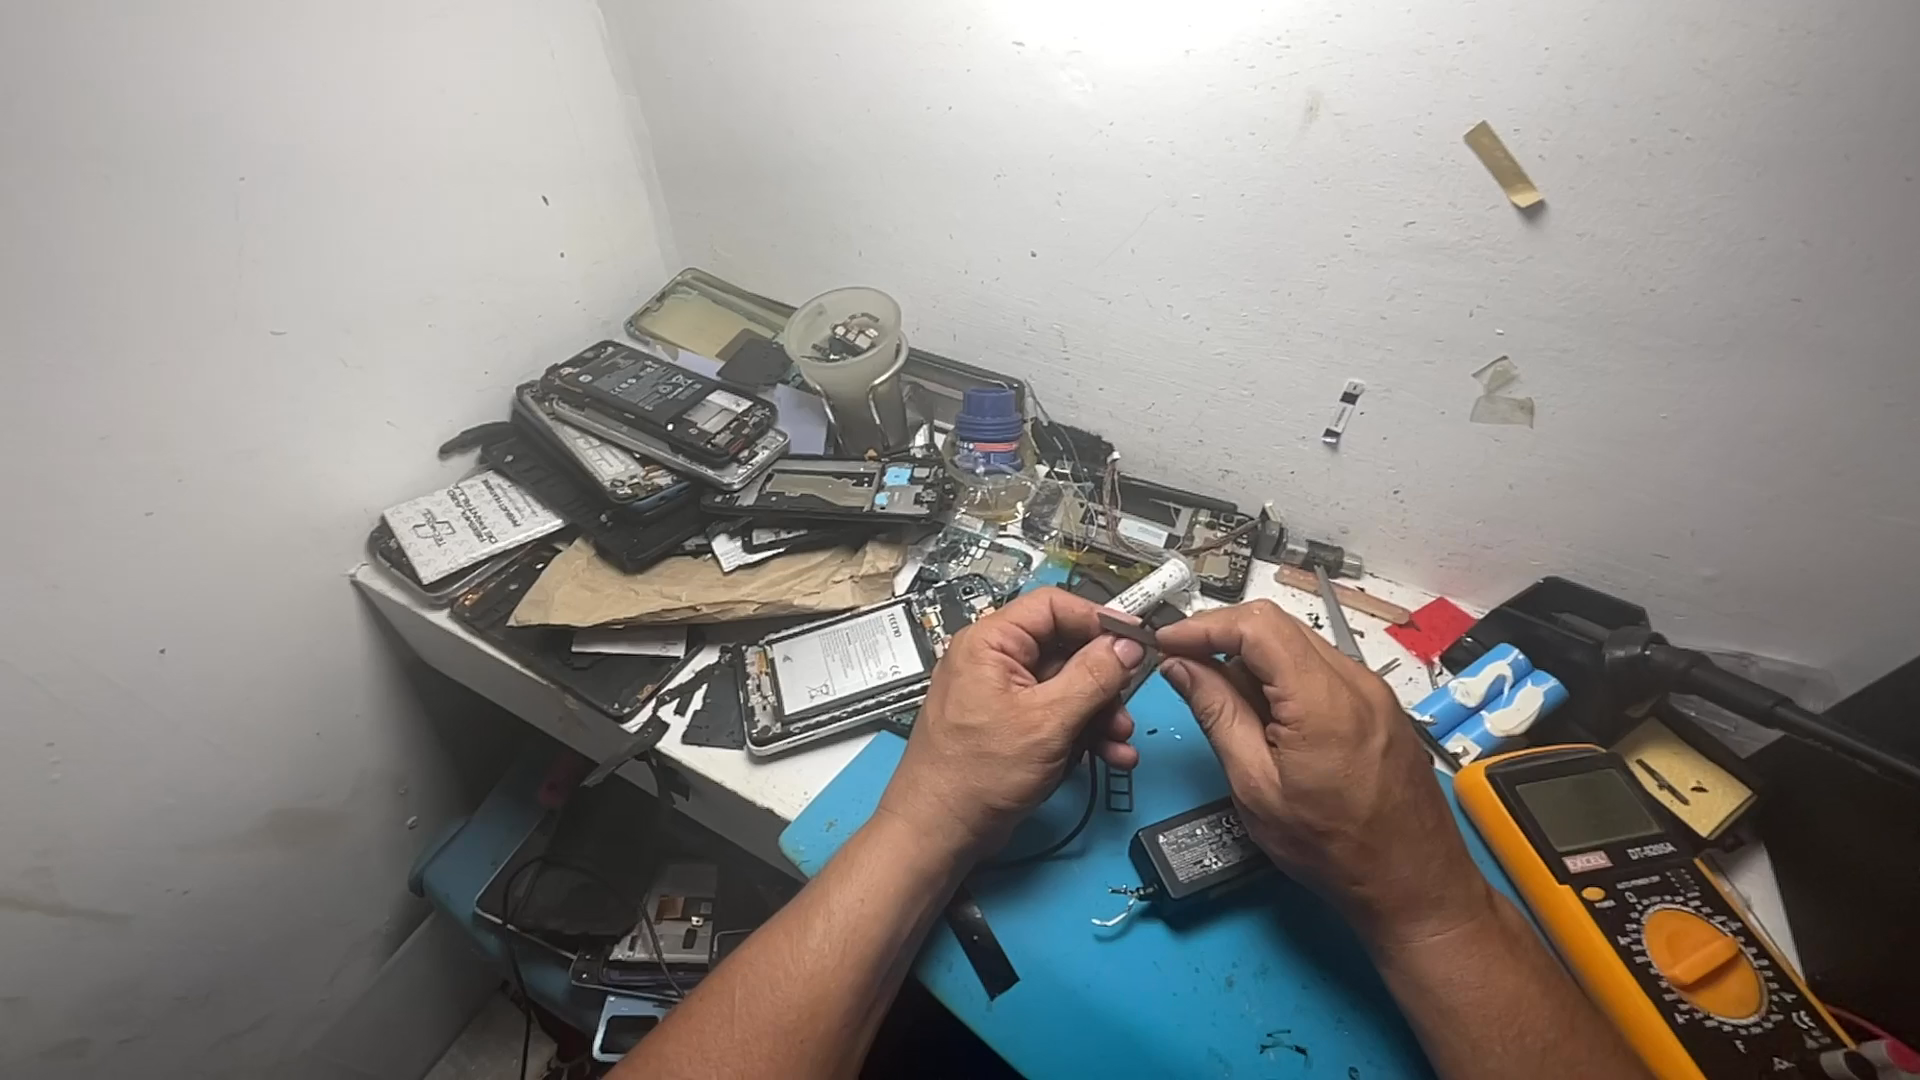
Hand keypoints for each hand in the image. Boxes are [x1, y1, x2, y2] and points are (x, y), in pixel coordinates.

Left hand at [875, 587, 1145, 864]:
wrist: (941, 832)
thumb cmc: (974, 775)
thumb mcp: (1046, 722)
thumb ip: (1092, 677)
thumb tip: (1126, 643)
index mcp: (990, 642)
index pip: (1052, 605)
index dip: (1097, 618)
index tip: (1135, 637)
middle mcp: (995, 659)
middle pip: (1065, 647)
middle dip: (1104, 678)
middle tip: (1129, 699)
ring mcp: (1004, 693)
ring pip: (1068, 685)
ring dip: (1101, 711)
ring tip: (1120, 739)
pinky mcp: (1013, 724)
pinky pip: (1058, 713)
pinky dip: (1084, 731)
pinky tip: (1109, 754)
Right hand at [1154, 600, 1493, 946]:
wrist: (1414, 886)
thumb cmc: (1332, 849)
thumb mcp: (1255, 785)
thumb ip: (1216, 713)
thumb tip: (1181, 666)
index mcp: (1324, 701)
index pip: (1256, 626)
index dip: (1203, 626)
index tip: (1166, 642)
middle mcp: (1354, 681)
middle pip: (1274, 623)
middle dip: (1220, 634)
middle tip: (1180, 660)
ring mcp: (1370, 689)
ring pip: (1292, 641)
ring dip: (1246, 654)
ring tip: (1214, 690)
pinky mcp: (1374, 702)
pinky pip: (1313, 664)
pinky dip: (1274, 672)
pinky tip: (1256, 706)